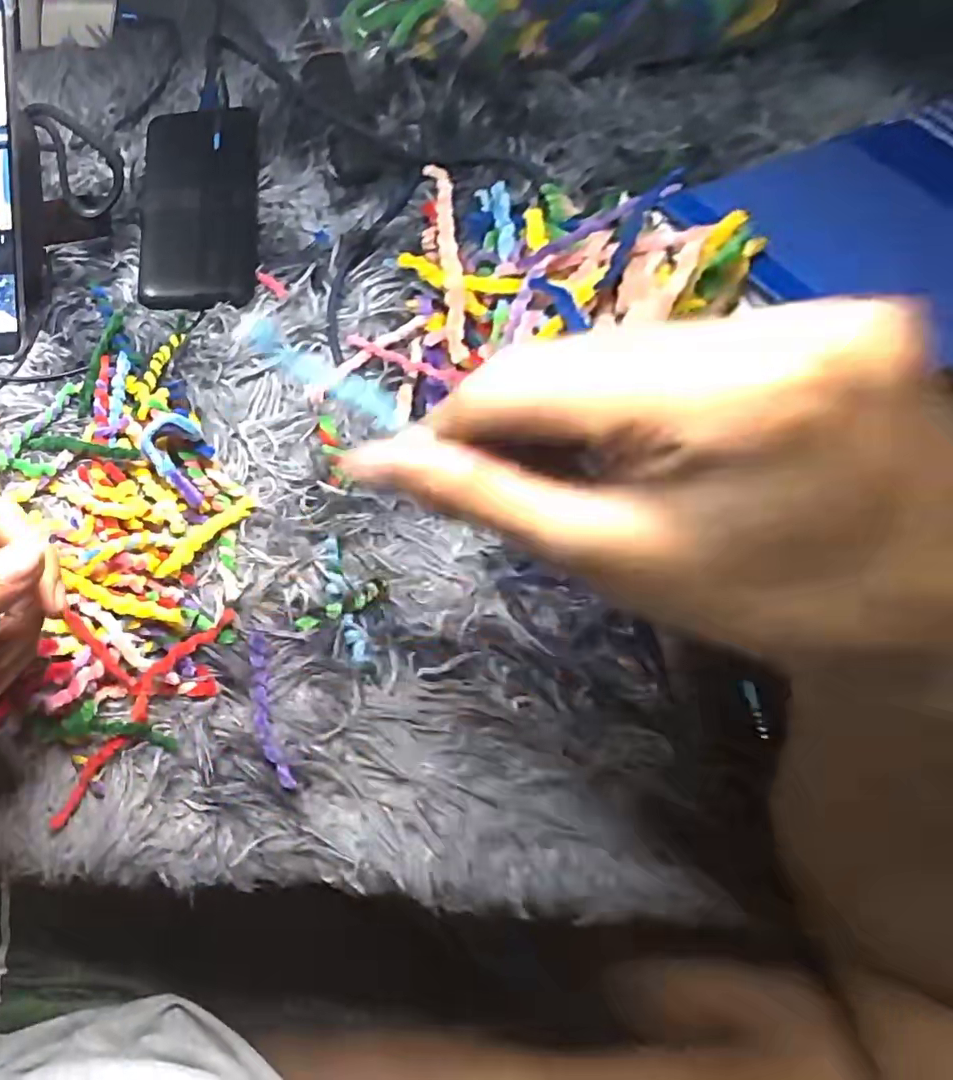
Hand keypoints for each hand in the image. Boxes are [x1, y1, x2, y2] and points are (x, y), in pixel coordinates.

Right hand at [343, 298, 952, 667]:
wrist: (936, 607)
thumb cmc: (753, 596)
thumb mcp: (594, 550)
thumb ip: (472, 494)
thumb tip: (365, 461)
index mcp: (725, 395)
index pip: (517, 382)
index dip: (446, 427)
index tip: (419, 474)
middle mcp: (775, 326)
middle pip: (558, 357)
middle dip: (502, 419)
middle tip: (499, 481)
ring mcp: (807, 313)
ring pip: (598, 348)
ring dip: (553, 406)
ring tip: (572, 467)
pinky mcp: (820, 317)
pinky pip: (654, 346)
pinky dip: (610, 392)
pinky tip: (626, 440)